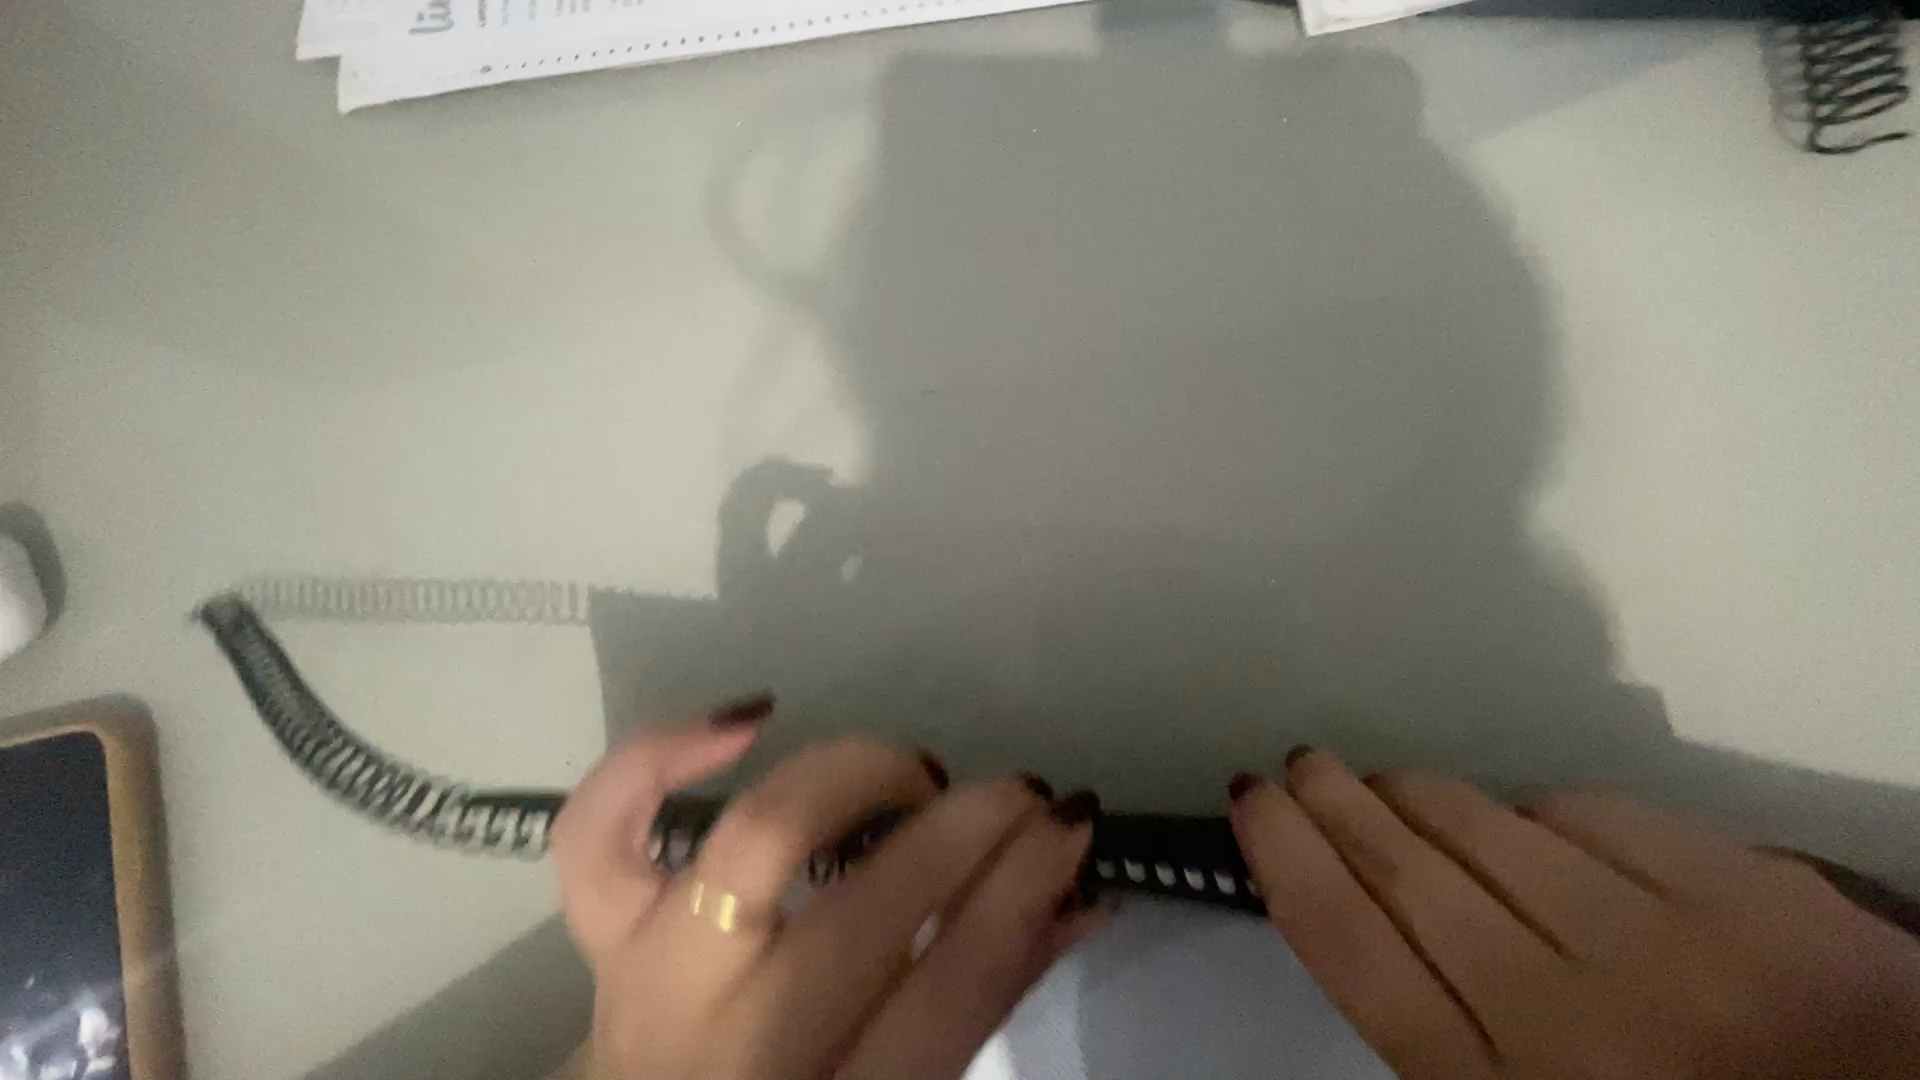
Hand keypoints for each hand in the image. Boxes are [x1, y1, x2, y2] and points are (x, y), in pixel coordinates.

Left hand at [551, 707, 1102, 1079]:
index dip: (1021, 886)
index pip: (949, 987)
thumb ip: (997, 982)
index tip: (1067, 817)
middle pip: (862, 911)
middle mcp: (737, 1042)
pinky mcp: (601, 929)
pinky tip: (752, 716)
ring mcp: (654, 976)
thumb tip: (1082, 888)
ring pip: (754, 842)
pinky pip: (601, 830)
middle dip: (963, 829)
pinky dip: (662, 755)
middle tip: (1014, 790)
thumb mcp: (909, 1078)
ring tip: (909, 772)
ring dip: (852, 780)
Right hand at [1229, 749, 1919, 1079]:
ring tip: (1392, 786)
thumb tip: (1360, 895)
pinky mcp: (1768, 906)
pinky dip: (1541, 812)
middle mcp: (1577, 1026)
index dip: (1284, 854)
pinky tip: (1534, 828)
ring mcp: (1680, 958)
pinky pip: (1590, 813)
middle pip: (1405, 874)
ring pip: (1489, 829)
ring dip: (1420, 797)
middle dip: (1333, 802)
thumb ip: (1434, 1017)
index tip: (1251, 796)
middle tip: (1302, 762)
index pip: (1348, 944)